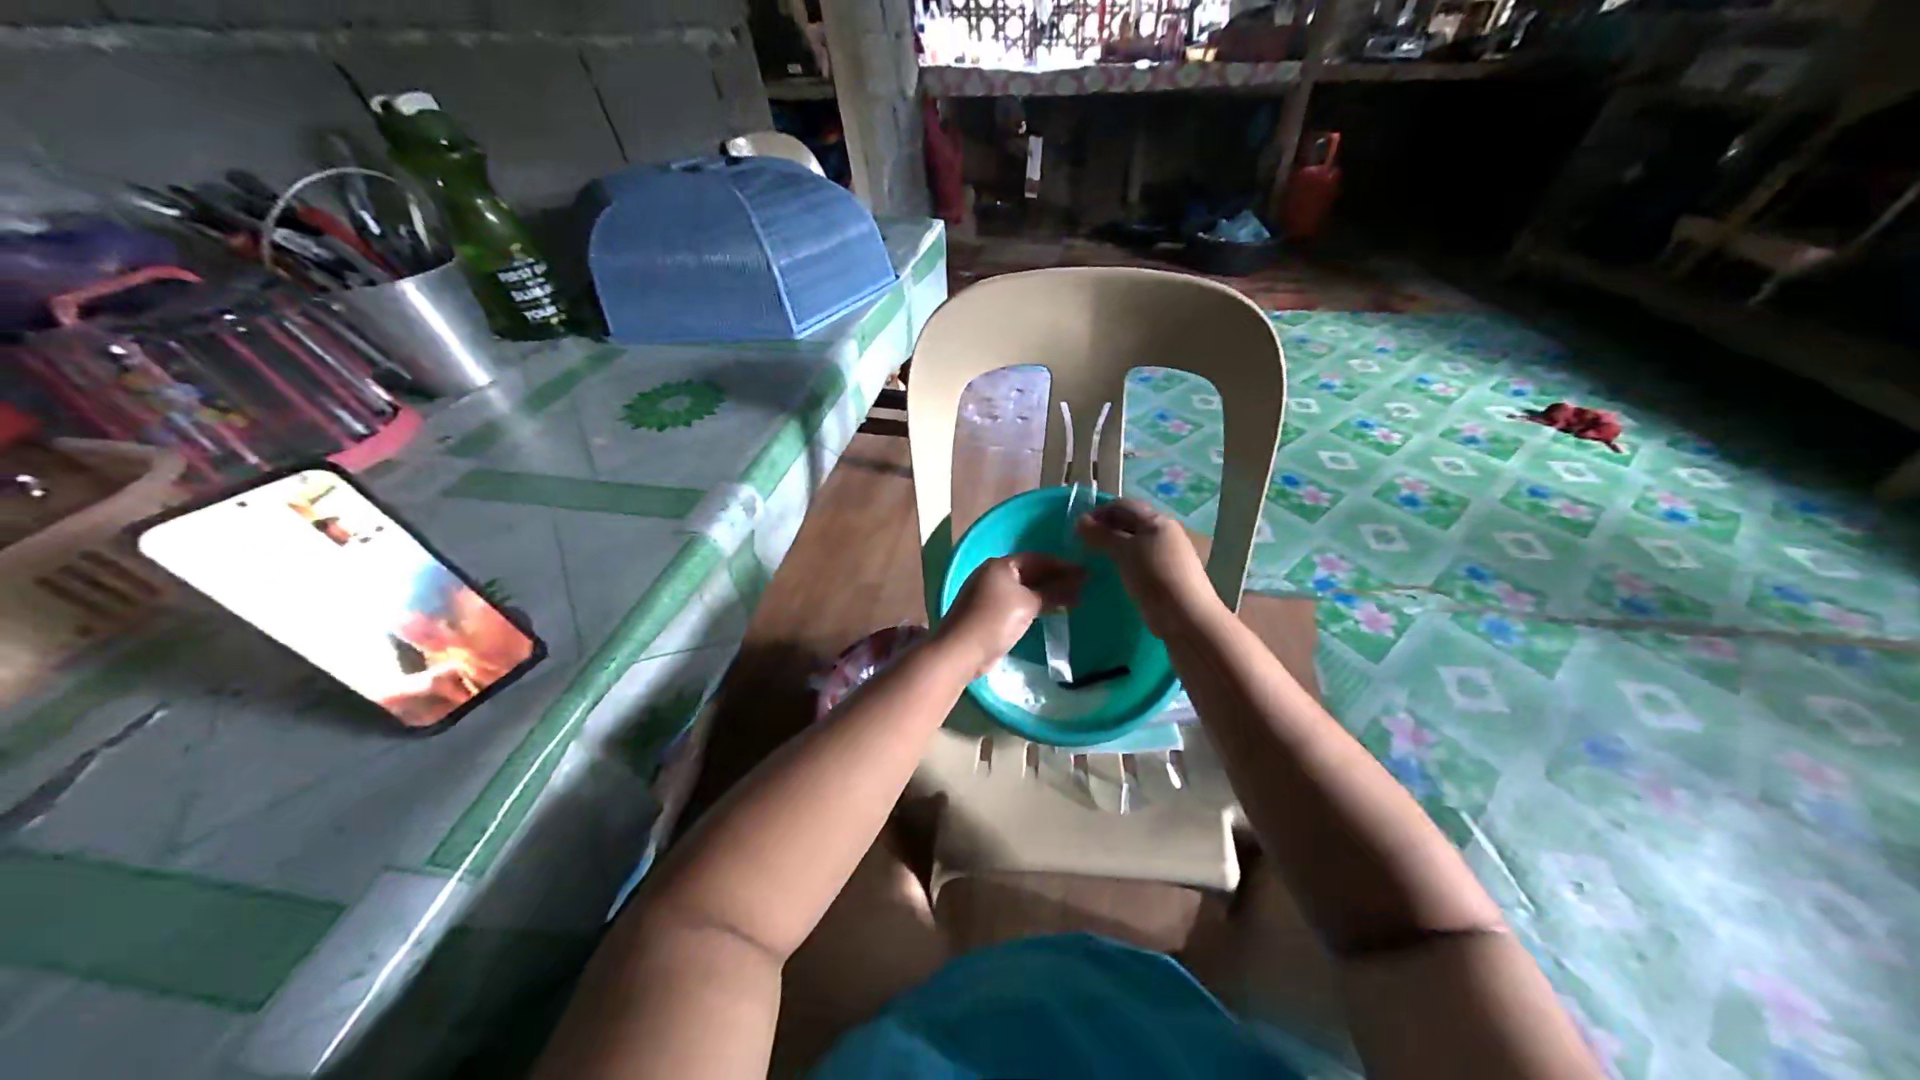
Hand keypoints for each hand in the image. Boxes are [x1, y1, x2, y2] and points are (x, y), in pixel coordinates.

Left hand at [936, 553, 1084, 677]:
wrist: (960, 651)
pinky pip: (1017, 603)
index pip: (1038, 558)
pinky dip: (1034, 605)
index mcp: (1000, 565)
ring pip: (1024, 589)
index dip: (1062, 565)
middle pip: (1031, 572)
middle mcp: (993, 575)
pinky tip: (1049, 612)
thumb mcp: (1028, 604)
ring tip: (1072, 601)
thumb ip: (1054, 592)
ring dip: (1047, 594)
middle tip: (1082, 588)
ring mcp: (989, 594)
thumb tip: (1079, 583)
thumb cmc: (994, 620)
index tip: (1086, 574)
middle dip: (1056, 580)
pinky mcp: (988, 613)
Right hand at [1076, 499, 1219, 636]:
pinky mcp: (1166, 576)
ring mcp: (1167, 555)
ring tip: (1093, 559)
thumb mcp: (1124, 551)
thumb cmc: (1153, 577)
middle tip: (1083, 544)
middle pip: (1130, 522)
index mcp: (1157, 520)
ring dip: (1113, 547)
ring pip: (1134, 543)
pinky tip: (1112, 574)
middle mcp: (1165, 533)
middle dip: (1105, 529)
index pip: (1123, 505)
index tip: (1077, 528)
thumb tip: (1080, 520)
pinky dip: (1123, 562)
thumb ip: (1102, 535)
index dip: (1099, 512)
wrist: (1186, 617)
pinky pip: (1139, 561)